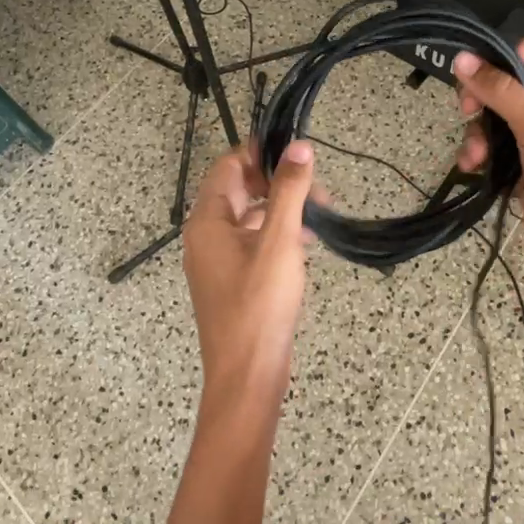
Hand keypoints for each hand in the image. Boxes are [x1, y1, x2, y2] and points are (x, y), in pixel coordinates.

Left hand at [181, 140, 315, 399]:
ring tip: (318, 214)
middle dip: (277, 183)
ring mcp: (216, 261)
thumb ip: (289, 191)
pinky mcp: (231, 281)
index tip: (296, 155)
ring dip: (281, 209)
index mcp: (207, 221)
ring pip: (248, 217)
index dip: (259, 154)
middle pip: (238, 189)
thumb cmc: (259, 305)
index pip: (228, 166)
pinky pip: (251, 242)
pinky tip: (305, 244)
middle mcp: (205, 236)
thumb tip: (299, 147)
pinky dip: (276, 234)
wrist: (247, 377)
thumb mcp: (279, 241)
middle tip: (315, 189)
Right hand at [453, 34, 523, 290]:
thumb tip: (464, 60)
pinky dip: (478, 153)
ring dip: (478, 129)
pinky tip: (472, 166)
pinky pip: (493, 149)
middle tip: (467, 104)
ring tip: (475, 151)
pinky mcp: (522, 168)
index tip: (496, 59)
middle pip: (513, 83)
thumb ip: (501, 90)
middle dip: (486, 91)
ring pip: (497, 117)